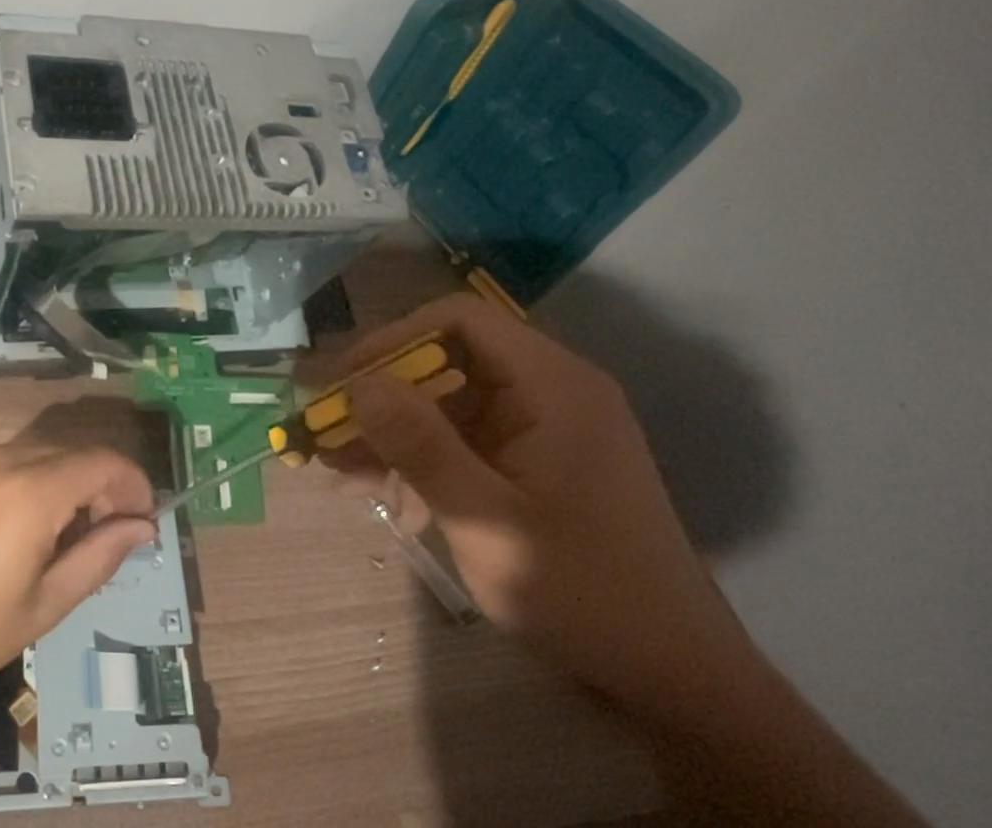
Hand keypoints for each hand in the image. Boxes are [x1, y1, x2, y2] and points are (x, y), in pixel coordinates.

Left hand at [0, 446, 156, 717]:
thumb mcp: (42, 607)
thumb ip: (98, 558)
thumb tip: (140, 527)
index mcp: (29, 491)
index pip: (103, 462)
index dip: (135, 485)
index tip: (146, 521)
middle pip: (72, 453)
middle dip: (104, 486)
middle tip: (110, 537)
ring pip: (39, 455)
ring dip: (67, 484)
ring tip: (65, 541)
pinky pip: (5, 464)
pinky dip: (32, 484)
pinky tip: (20, 533)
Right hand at [333, 294, 762, 718]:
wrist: (668, 671)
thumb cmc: (580, 590)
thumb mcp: (486, 520)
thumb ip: (421, 446)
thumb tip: (358, 385)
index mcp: (553, 386)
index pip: (460, 321)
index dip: (393, 341)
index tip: (342, 384)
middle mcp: (549, 394)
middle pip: (448, 362)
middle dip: (382, 396)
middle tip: (323, 433)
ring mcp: (542, 432)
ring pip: (448, 406)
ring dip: (392, 433)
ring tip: (334, 469)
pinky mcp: (534, 466)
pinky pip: (464, 444)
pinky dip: (420, 461)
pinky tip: (378, 492)